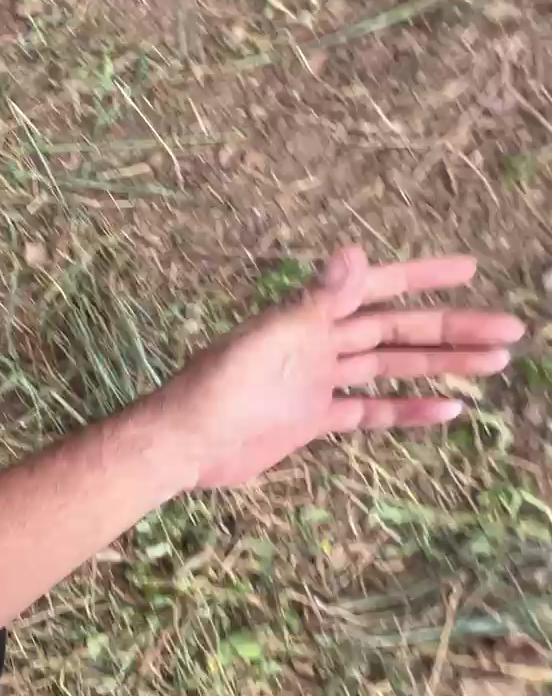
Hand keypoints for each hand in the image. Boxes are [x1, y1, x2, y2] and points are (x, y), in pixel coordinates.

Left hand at [154, 246, 526, 488]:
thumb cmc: (220, 390)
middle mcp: (304, 349)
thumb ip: (314, 301)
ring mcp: (307, 386)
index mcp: (295, 324)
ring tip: (495, 363)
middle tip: (511, 330)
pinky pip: (366, 411)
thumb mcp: (271, 341)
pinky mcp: (306, 421)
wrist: (184, 444)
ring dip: (435, 365)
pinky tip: (449, 409)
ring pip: (382, 369)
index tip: (469, 269)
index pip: (362, 291)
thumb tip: (351, 251)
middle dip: (444, 328)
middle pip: (385, 331)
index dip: (411, 278)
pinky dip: (404, 410)